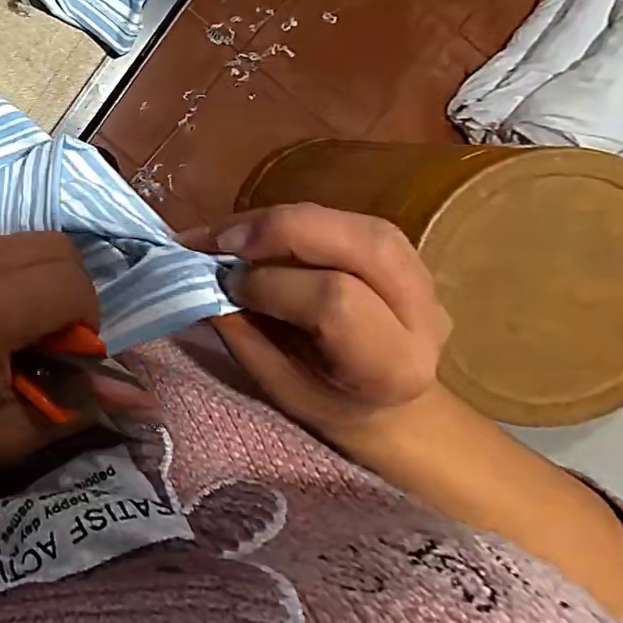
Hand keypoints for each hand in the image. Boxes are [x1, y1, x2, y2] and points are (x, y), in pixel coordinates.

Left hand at [0, 225, 113, 480]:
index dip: (86, 321)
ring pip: (28, 239)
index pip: (75, 284)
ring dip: (39, 275)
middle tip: (46, 337)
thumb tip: (142, 395)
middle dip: (70, 292)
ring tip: (14, 320)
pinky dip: (7, 264)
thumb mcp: (12, 431)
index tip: (64, 355)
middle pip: (59, 249)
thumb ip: (80, 404)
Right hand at [188, 204, 452, 445]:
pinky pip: (345, 218)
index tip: (225, 288)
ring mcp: (421, 275)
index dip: (273, 284)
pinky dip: (293, 218)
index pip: (337, 302)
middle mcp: (422, 313)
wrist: (390, 403)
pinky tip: (256, 229)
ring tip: (230, 232)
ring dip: (282, 218)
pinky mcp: (401, 251)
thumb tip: (201, 282)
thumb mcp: (279, 386)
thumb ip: (245, 333)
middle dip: (282, 229)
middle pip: (361, 243)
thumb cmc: (328, 404)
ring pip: (354, 222)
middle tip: (221, 240)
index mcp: (394, 365)